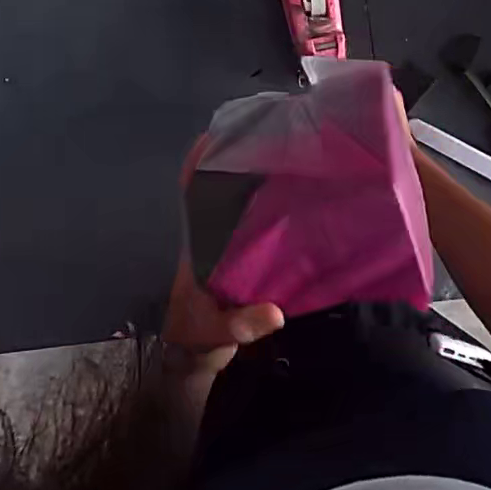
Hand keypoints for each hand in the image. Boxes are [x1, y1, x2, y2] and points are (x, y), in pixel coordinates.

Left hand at [165, 137, 284, 377]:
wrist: (194, 357)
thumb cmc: (196, 337)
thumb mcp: (217, 333)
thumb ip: (241, 324)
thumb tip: (275, 312)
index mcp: (198, 240)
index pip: (192, 190)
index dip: (199, 160)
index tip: (218, 132)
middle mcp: (211, 233)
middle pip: (219, 185)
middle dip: (239, 158)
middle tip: (273, 136)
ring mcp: (226, 243)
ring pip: (237, 200)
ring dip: (256, 176)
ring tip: (290, 155)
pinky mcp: (242, 256)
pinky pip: (255, 220)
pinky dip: (270, 204)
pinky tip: (298, 194)